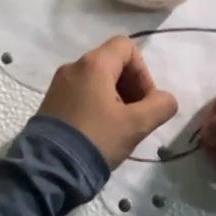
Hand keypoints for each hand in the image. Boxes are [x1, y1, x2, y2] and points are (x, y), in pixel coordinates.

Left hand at [38, 36, 179, 166]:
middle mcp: (73, 67)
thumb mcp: (136, 125)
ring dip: (116, 97)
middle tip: (137, 116)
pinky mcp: (51, 102)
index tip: (145, 100)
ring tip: (120, 126)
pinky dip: (97, 104)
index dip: (143, 71)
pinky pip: (82, 93)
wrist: (50, 167)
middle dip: (131, 86)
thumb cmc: (96, 139)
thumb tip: (165, 99)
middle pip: (112, 63)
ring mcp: (59, 84)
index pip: (127, 47)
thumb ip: (160, 106)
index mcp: (93, 64)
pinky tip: (101, 130)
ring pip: (97, 79)